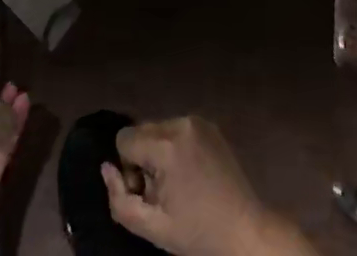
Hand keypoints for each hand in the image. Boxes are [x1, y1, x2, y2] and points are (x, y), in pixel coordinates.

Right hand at [101, 117, 317, 255]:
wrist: (250, 233)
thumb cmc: (200, 234)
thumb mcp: (153, 228)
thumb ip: (119, 199)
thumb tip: (107, 168)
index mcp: (166, 146)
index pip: (123, 139)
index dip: (128, 168)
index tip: (149, 193)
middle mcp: (179, 124)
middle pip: (139, 131)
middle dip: (143, 158)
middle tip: (163, 191)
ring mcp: (196, 122)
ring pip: (157, 129)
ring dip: (158, 151)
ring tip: (179, 183)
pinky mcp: (208, 124)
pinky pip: (176, 129)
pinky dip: (175, 146)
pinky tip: (192, 172)